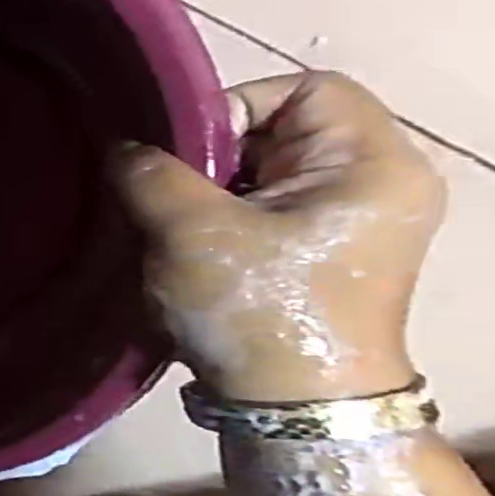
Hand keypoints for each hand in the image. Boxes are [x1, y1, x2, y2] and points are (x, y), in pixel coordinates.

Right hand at [109, 72, 445, 402]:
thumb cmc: (257, 308)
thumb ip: (150, 173)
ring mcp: (348, 220)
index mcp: (373, 165)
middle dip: (213, 152)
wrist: (290, 406)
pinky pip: (261, 203)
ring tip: (169, 217)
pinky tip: (185, 238)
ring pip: (263, 168)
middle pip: (282, 128)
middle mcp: (374, 183)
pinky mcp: (318, 249)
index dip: (236, 106)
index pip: (307, 89)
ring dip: (207, 186)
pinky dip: (216, 211)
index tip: (182, 152)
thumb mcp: (190, 231)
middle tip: (164, 187)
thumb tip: (120, 145)